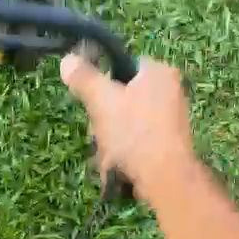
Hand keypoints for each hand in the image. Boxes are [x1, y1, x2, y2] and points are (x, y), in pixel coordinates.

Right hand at [59, 52, 202, 206]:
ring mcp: (171, 120)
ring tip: (108, 156)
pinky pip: (137, 143)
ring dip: (110, 141)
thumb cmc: (134, 133)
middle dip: (104, 120)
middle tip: (99, 134)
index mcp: (159, 72)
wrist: (164, 177)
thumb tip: (67, 60)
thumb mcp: (101, 101)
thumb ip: (84, 78)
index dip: (103, 84)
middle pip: (122, 99)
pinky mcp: (168, 146)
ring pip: (126, 124)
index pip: (123, 66)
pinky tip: (118, 166)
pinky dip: (124, 154)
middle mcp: (170, 92)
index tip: (93, 104)